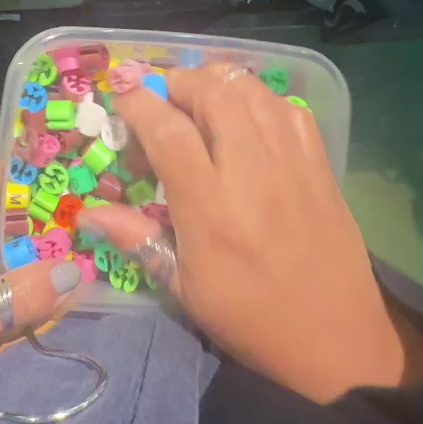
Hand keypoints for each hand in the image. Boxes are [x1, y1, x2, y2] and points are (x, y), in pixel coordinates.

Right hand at [80, 64, 422, 401]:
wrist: (337, 341)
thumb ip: (135, 238)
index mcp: (210, 209)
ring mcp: (292, 163)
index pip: (168, 131)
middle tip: (159, 99)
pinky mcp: (321, 165)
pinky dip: (259, 98)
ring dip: (217, 82)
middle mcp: (252, 173)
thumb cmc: (250, 319)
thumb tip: (85, 213)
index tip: (121, 99)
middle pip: (213, 93)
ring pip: (252, 91)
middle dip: (177, 81)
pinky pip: (289, 108)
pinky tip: (246, 117)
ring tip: (197, 100)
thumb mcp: (183, 288)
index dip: (139, 103)